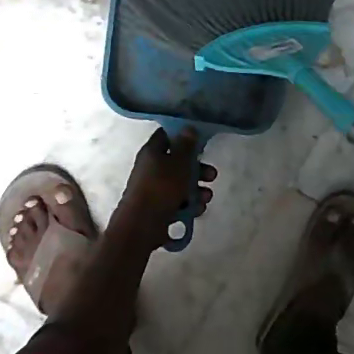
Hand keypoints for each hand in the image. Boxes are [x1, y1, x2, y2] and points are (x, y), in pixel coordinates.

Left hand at [115, 127, 217, 248]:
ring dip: (197, 190)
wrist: (141, 226)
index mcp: (152, 152)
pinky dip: (188, 205)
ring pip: (180, 185)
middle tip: (212, 175)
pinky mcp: (157, 209)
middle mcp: (151, 169)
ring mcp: (153, 190)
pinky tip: (197, 210)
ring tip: (206, 198)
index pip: (167, 136)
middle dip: (198, 169)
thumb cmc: (161, 188)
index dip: (183, 136)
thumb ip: (186, 145)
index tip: (201, 140)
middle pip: (178, 163)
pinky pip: (177, 203)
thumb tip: (189, 127)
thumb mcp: (179, 162)